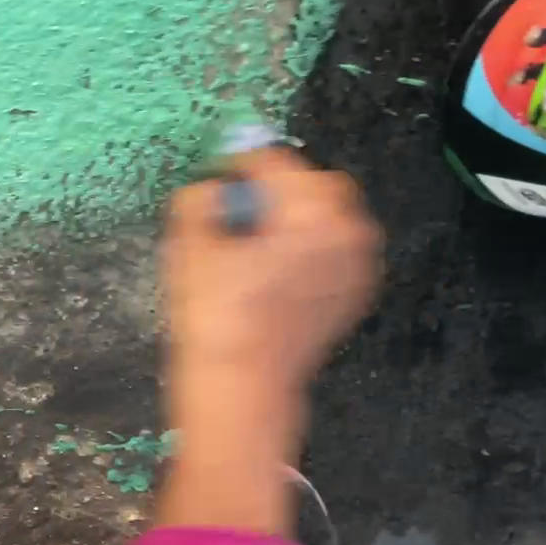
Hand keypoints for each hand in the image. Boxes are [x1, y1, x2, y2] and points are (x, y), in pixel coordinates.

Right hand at [164, 149, 381, 394]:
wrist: (242, 381)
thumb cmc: (214, 317)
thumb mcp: (188, 251)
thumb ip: (197, 203)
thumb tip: (207, 188)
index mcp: (311, 215)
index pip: (277, 163)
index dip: (240, 164)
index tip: (218, 174)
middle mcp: (348, 232)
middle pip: (315, 186)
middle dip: (276, 189)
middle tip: (235, 210)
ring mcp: (357, 265)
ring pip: (327, 218)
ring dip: (292, 217)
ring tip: (250, 242)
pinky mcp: (352, 291)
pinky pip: (332, 249)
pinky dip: (305, 246)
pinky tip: (269, 269)